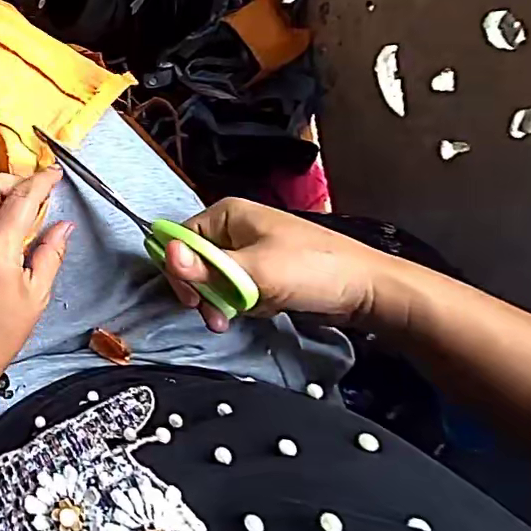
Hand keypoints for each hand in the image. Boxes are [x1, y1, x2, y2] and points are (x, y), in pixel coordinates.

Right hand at [163, 198, 386, 332]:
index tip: (192, 297)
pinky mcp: (263, 270)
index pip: (180, 238)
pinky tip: (259, 309)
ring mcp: (249, 249)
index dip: (180, 269)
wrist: (366, 290)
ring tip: (237, 316)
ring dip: (222, 301)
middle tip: (218, 314)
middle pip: (195, 261)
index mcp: (228, 214)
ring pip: (214, 279)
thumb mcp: (254, 271)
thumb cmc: (313, 270)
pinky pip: (236, 288)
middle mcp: (234, 228)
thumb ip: (208, 267)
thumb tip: (165, 253)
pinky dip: (241, 303)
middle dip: (204, 290)